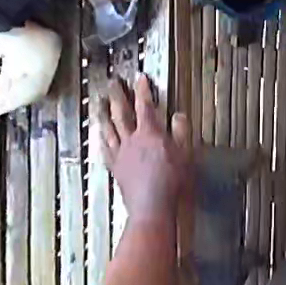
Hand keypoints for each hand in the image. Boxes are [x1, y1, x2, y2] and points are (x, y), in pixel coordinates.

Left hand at [102, 74, 193, 220]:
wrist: (151, 206)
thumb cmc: (172, 180)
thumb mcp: (186, 153)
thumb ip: (181, 132)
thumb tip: (178, 116)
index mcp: (150, 133)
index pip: (145, 106)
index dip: (143, 90)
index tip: (140, 78)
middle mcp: (131, 140)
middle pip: (121, 113)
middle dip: (117, 96)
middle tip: (113, 84)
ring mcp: (120, 154)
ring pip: (108, 129)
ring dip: (103, 114)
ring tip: (100, 104)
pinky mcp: (115, 168)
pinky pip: (104, 148)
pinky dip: (101, 138)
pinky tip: (99, 135)